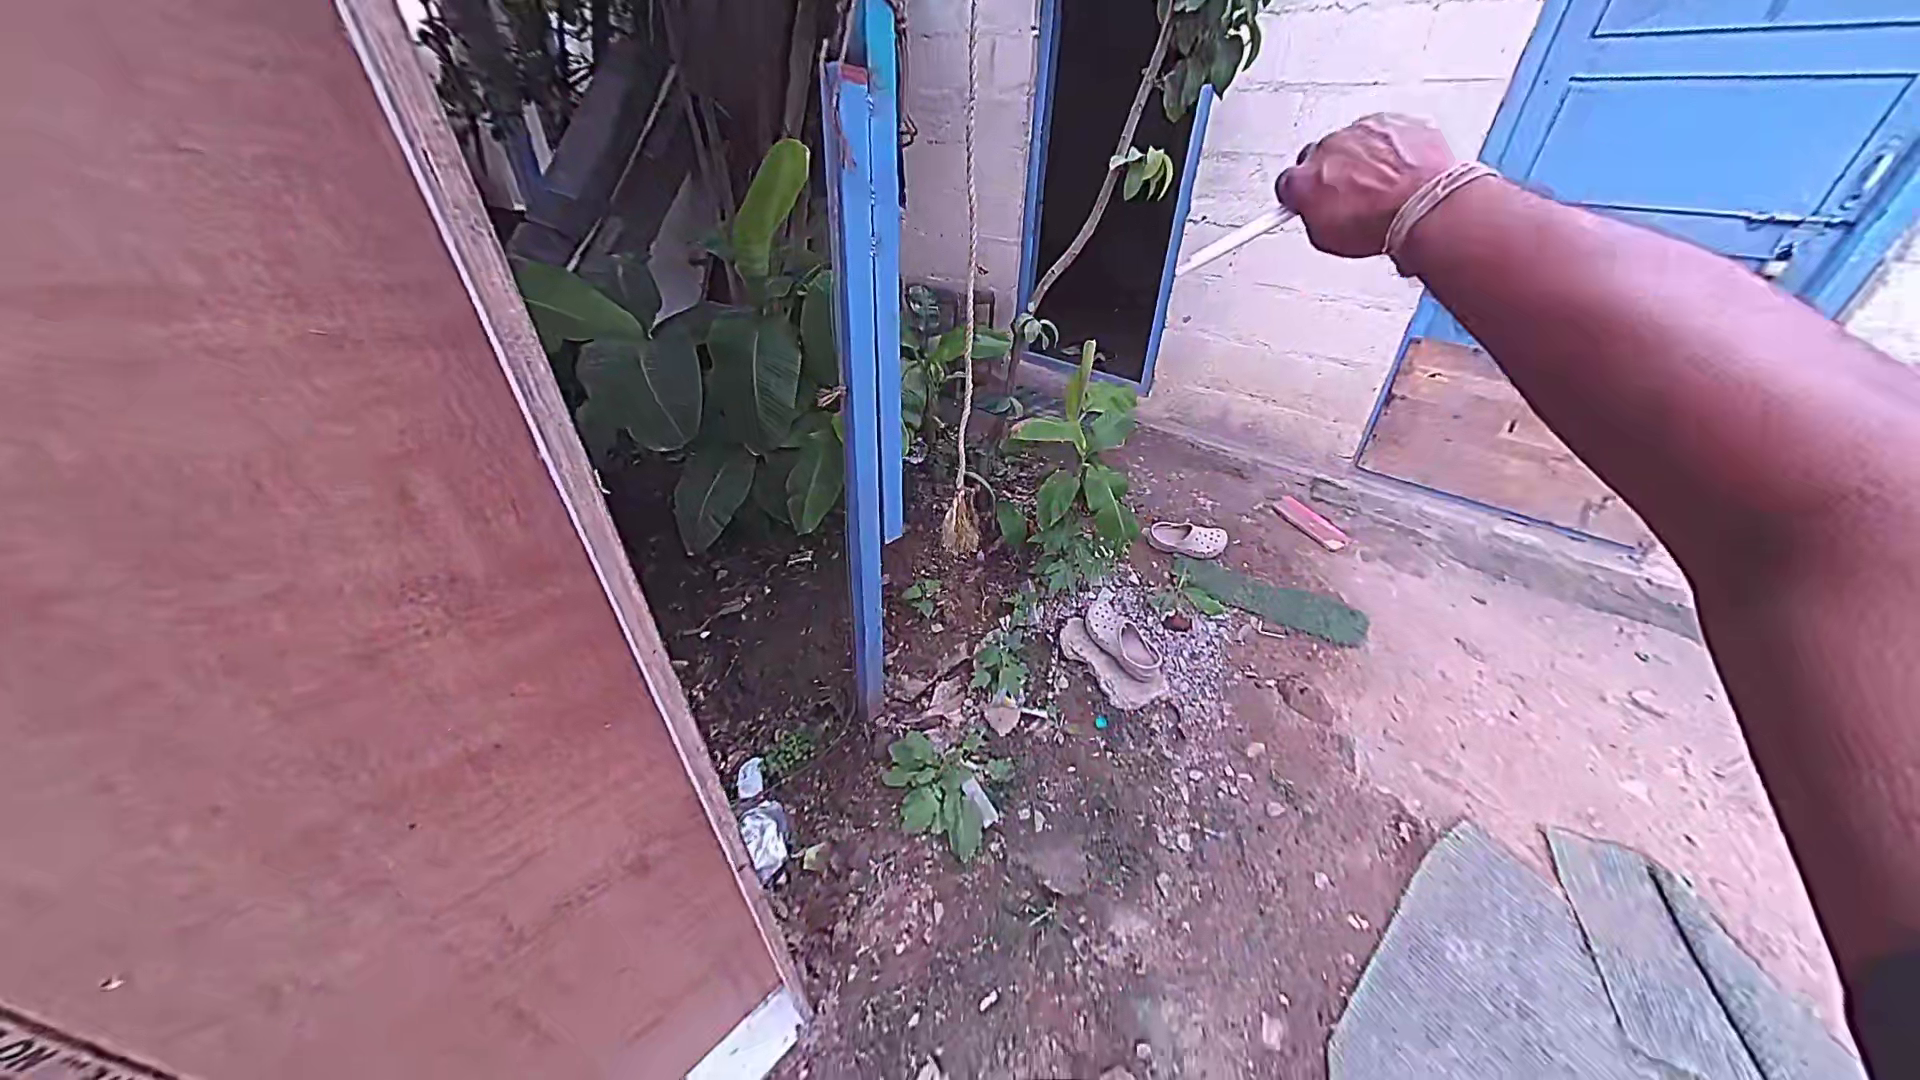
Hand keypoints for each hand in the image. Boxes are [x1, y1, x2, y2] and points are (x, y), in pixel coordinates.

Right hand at [1277, 114, 1454, 257]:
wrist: (1422, 206)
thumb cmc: (1376, 223)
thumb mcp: (1323, 237)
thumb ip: (1310, 213)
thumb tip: (1312, 208)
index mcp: (1302, 179)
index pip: (1287, 182)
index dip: (1297, 194)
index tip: (1305, 201)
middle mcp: (1327, 148)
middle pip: (1318, 156)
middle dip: (1328, 173)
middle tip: (1345, 195)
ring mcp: (1360, 131)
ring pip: (1350, 142)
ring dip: (1357, 158)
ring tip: (1374, 185)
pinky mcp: (1393, 121)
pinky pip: (1382, 132)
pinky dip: (1385, 148)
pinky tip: (1394, 171)